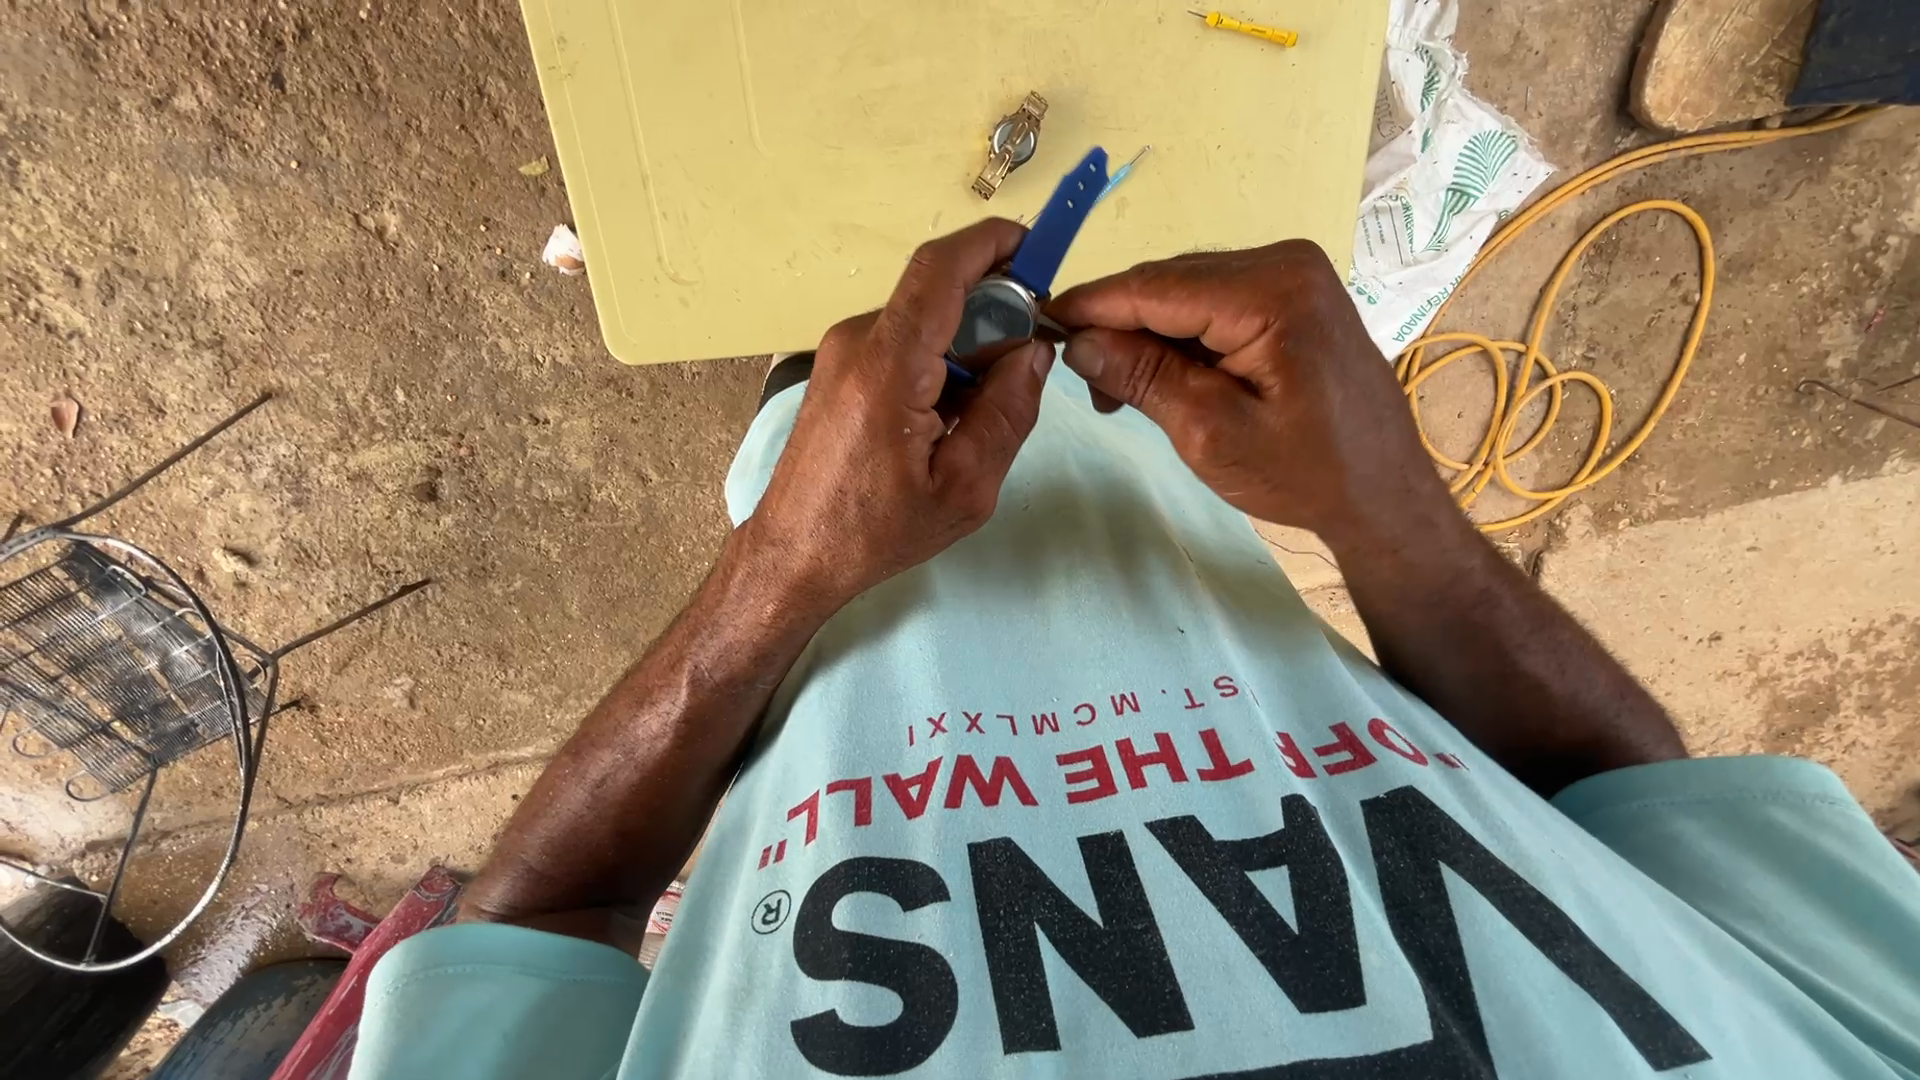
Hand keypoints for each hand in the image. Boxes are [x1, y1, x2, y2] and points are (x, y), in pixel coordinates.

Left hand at [746, 218, 1055, 607]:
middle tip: (1026, 364)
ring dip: (966, 347)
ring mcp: (841, 353)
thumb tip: (1034, 351)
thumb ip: (1007, 413)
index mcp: (887, 367)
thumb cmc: (876, 531)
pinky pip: (902, 344)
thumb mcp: (964, 488)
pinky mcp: (838, 370)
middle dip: (993, 313)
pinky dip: (938, 363)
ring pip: (923, 322)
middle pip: (938, 296)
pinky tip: (947, 417)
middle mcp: (857, 343)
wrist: (795, 553)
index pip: (941, 270)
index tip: (1036, 251)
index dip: (992, 245)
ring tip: (981, 411)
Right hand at [1048, 241, 1454, 550]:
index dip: (1091, 305)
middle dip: (1117, 327)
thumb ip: (1143, 378)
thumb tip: (1078, 341)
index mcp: (1271, 291)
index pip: (1154, 286)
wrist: (1381, 493)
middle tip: (1085, 384)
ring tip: (1119, 394)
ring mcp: (1290, 278)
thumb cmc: (1304, 473)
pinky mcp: (1289, 299)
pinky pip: (1211, 308)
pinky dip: (1176, 342)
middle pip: (1167, 284)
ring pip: (1183, 295)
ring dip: (1143, 338)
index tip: (1038, 322)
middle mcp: (1282, 263)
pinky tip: (1159, 380)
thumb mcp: (1210, 432)